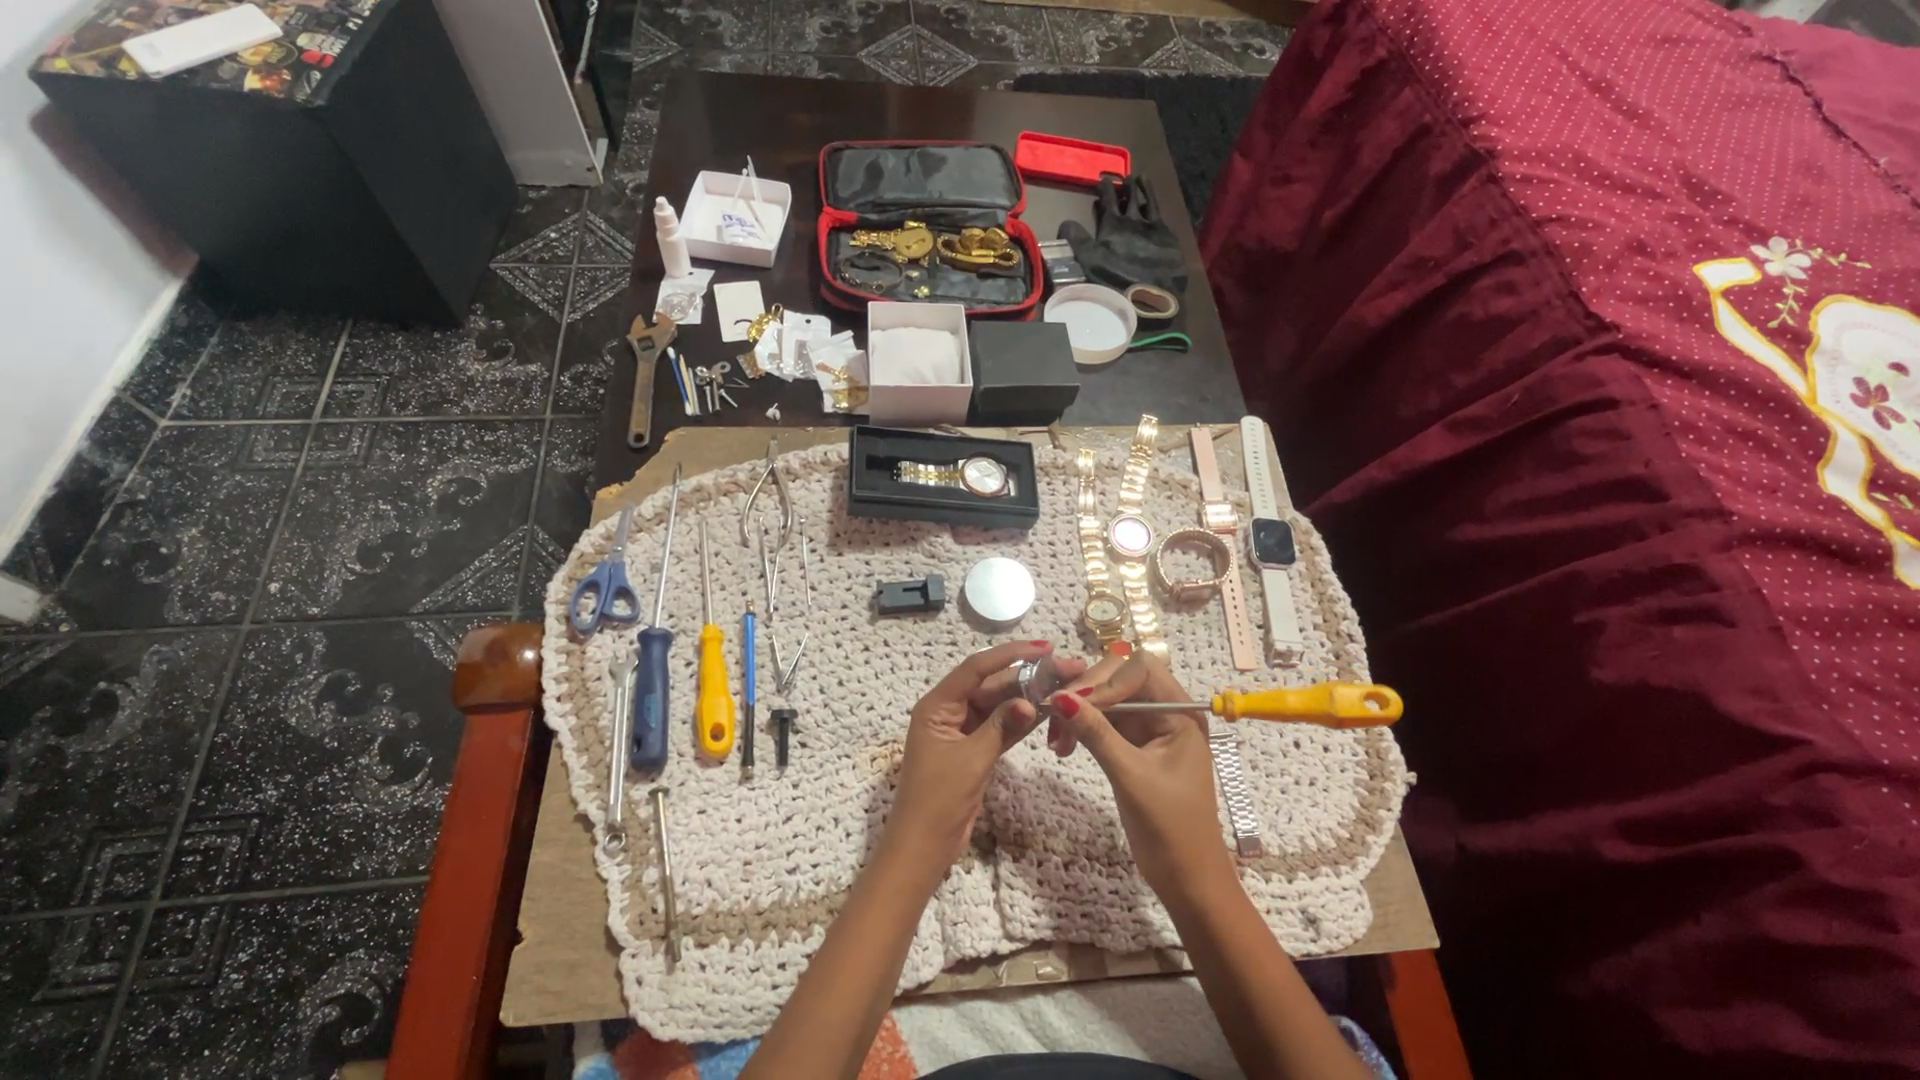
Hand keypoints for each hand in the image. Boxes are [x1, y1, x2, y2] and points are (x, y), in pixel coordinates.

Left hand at [888, 641, 1087, 867]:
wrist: (922, 848)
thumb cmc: (938, 800)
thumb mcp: (971, 760)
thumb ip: (1001, 727)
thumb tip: (1031, 701)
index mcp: (937, 705)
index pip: (976, 668)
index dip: (1010, 654)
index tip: (1044, 647)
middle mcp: (949, 712)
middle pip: (992, 684)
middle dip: (1028, 675)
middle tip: (1069, 667)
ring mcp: (963, 732)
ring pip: (1000, 705)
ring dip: (1030, 696)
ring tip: (1068, 684)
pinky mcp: (975, 752)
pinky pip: (1002, 727)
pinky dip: (1023, 721)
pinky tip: (1050, 710)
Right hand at [1047, 654, 1234, 899]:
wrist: (1188, 878)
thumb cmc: (1170, 828)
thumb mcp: (1131, 777)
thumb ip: (1097, 733)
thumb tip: (1059, 698)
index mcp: (1181, 712)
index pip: (1138, 669)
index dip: (1104, 680)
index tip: (1073, 704)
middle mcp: (1167, 712)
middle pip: (1119, 678)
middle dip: (1086, 693)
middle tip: (1053, 715)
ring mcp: (1149, 729)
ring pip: (1107, 700)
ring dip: (1078, 712)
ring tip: (1054, 739)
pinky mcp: (1134, 747)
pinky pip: (1104, 723)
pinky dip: (1081, 729)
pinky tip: (1062, 746)